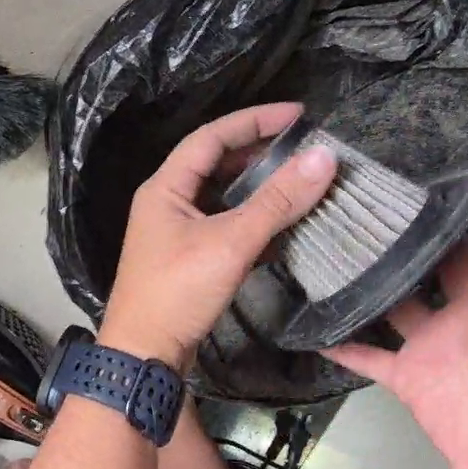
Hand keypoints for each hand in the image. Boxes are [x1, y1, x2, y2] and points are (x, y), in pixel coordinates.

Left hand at [99, 103, 337, 368]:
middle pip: (217, 164)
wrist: (144, 352)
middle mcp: (167, 202)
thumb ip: (276, 201)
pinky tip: (285, 227)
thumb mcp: (230, 242)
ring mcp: (175, 232)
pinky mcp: (187, 258)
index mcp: (165, 187)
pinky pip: (224, 226)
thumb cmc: (178, 291)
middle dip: (260, 154)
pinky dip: (253, 222)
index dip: (254, 121)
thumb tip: (323, 157)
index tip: (298, 115)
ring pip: (222, 197)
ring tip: (302, 182)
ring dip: (259, 189)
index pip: (211, 137)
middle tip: (305, 149)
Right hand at [324, 139, 467, 468]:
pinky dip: (344, 340)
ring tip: (333, 237)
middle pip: (449, 253)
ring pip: (401, 295)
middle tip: (385, 180)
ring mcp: (440, 345)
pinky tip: (310, 323)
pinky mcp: (414, 379)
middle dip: (425, 216)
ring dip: (373, 271)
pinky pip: (372, 352)